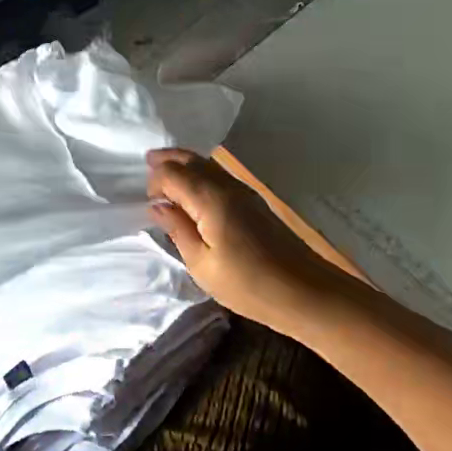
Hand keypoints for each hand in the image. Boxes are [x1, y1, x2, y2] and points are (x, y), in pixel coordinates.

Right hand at [146, 149, 349, 329]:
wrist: (304, 290)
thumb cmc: (248, 284)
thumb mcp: (202, 265)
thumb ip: (178, 230)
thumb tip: (158, 205)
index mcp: (211, 198)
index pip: (174, 172)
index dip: (156, 179)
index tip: (148, 200)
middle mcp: (229, 186)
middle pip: (194, 160)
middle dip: (170, 160)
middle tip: (148, 163)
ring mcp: (245, 192)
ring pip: (210, 166)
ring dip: (187, 165)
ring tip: (168, 177)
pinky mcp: (256, 203)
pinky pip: (222, 178)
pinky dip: (203, 176)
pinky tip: (196, 193)